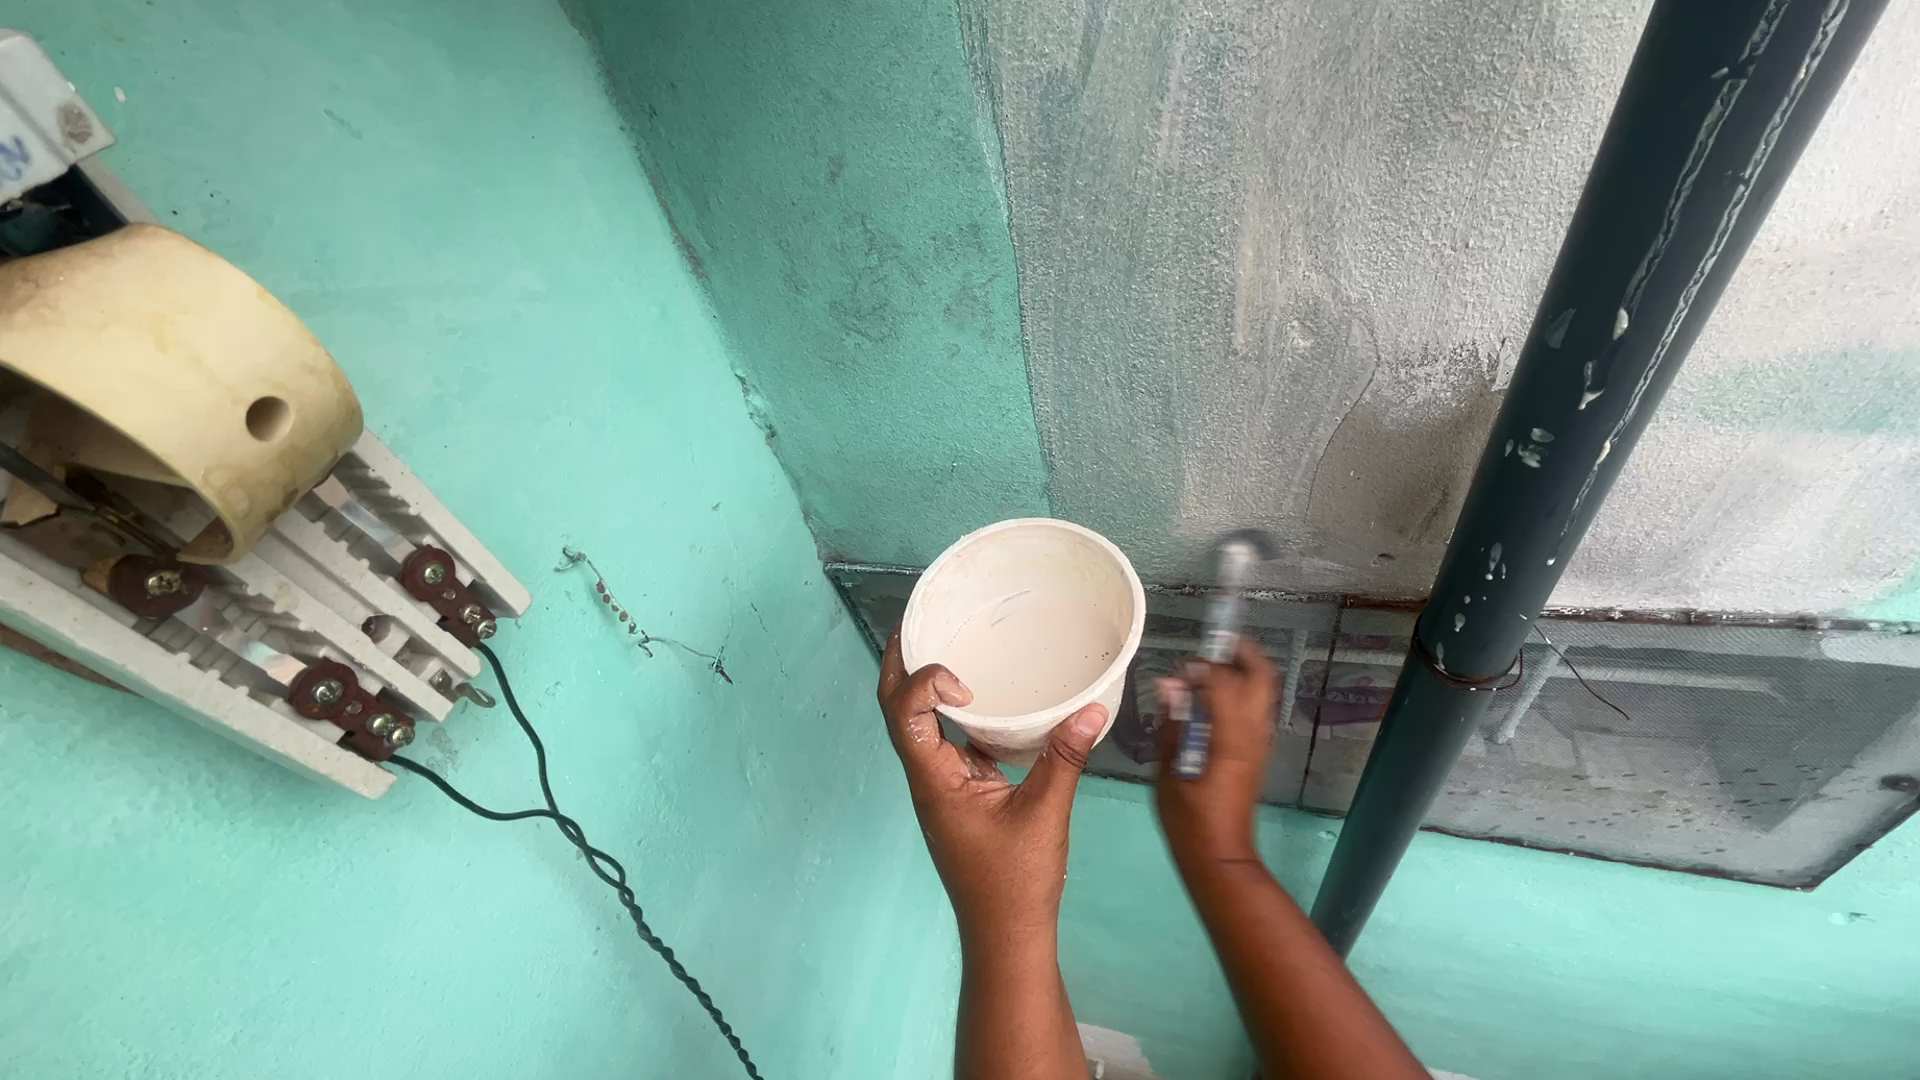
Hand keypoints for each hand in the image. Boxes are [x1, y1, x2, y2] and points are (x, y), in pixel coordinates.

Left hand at [878, 631, 1108, 943]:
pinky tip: (978, 694)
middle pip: (895, 711)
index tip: (963, 677)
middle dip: (900, 665)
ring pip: (914, 723)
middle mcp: (926, 776)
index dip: (920, 682)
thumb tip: (1093, 708)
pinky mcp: (957, 791)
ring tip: (942, 644)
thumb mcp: (1045, 815)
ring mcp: (939, 784)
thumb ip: (1065, 759)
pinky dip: (949, 710)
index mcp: (933, 780)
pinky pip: (942, 738)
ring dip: (919, 684)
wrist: (1006, 934)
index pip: (903, 715)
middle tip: (919, 623)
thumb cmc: (1016, 882)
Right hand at [1155, 635, 1278, 870]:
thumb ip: (1173, 723)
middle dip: (1241, 653)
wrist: (1219, 854)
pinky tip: (1214, 698)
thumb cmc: (1189, 818)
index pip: (1224, 682)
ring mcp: (1259, 743)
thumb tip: (1169, 685)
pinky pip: (1256, 709)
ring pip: (1264, 691)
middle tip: (1215, 644)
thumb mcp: (1169, 769)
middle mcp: (1252, 734)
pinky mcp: (1257, 752)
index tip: (1181, 671)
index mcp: (1230, 738)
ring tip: (1211, 667)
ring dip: (1243, 670)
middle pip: (1261, 677)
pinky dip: (1241, 691)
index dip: (1203, 668)